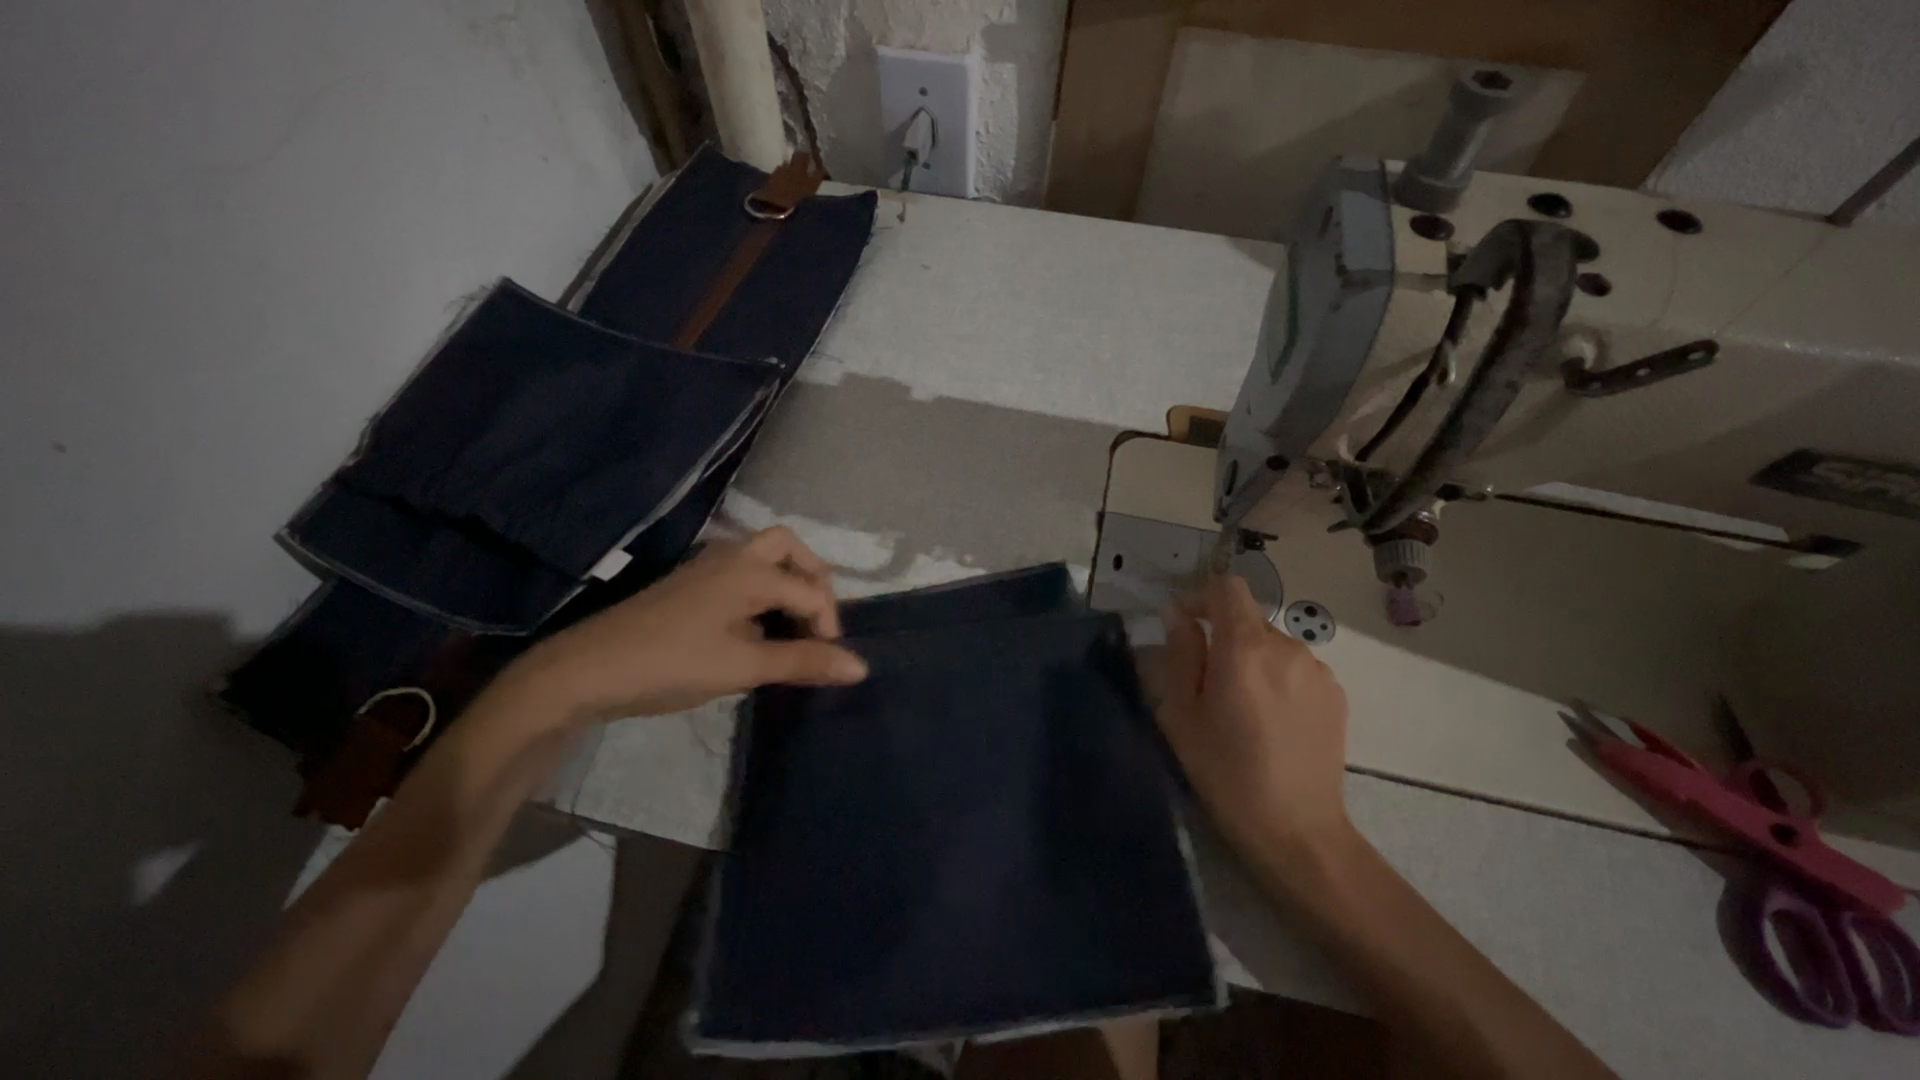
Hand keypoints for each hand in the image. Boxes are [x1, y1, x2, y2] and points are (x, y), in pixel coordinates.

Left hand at [511, 527, 868, 721]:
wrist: (587, 669)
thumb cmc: (672, 663)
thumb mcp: (744, 667)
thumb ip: (803, 662)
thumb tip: (862, 667)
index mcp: (750, 570)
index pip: (811, 590)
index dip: (829, 626)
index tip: (826, 666)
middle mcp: (732, 556)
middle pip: (788, 549)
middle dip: (812, 581)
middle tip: (817, 624)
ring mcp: (705, 568)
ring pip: (762, 558)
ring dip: (786, 584)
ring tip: (791, 629)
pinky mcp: (688, 585)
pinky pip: (740, 573)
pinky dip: (761, 592)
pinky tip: (753, 630)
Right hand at [1158, 573, 1352, 863]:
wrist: (1296, 828)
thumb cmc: (1225, 772)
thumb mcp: (1181, 715)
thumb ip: (1180, 656)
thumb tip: (1180, 617)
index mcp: (1244, 648)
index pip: (1227, 588)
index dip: (1201, 596)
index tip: (1183, 622)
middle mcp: (1287, 647)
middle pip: (1249, 619)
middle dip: (1223, 637)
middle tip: (1206, 681)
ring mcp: (1318, 670)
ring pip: (1273, 646)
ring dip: (1252, 660)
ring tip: (1241, 707)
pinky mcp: (1336, 694)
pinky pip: (1297, 669)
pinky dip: (1277, 679)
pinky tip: (1271, 721)